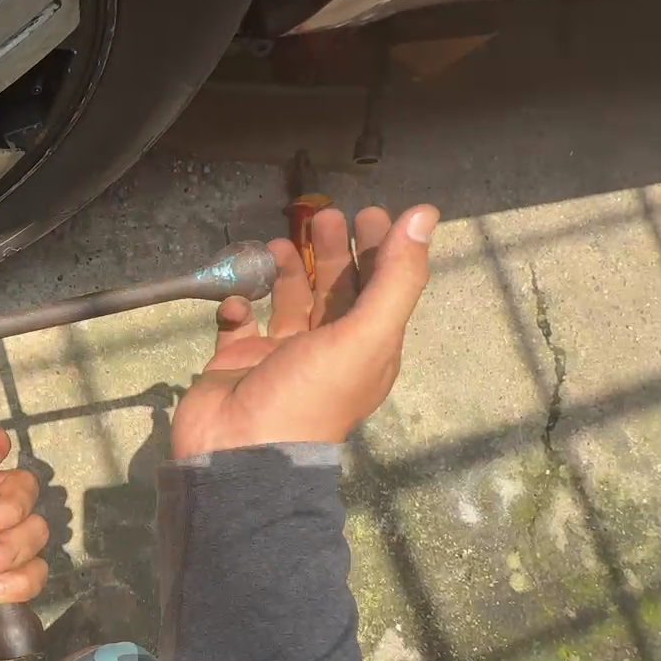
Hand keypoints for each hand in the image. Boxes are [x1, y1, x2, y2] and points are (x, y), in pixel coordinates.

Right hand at [172, 204, 436, 457]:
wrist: (241, 447)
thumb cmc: (309, 392)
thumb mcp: (367, 335)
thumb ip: (397, 276)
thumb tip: (425, 213)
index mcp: (365, 347)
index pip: (379, 288)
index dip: (379, 250)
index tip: (366, 213)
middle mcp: (324, 349)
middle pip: (332, 291)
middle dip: (331, 251)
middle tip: (321, 215)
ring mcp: (277, 356)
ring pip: (285, 303)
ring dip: (285, 271)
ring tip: (277, 243)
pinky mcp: (235, 362)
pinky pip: (238, 325)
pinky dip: (238, 306)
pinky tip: (238, 297)